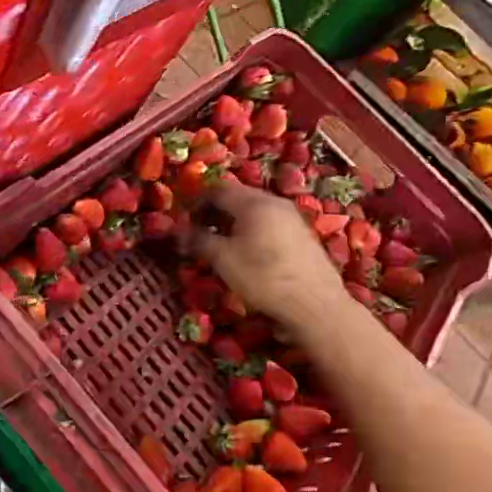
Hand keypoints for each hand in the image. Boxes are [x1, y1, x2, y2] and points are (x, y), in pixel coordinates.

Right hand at [191, 182, 356, 329]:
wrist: (315, 303)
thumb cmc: (263, 278)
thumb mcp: (223, 260)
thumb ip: (199, 241)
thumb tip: (177, 232)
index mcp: (253, 202)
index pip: (218, 189)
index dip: (196, 201)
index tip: (184, 218)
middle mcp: (274, 201)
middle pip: (238, 196)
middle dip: (215, 210)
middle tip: (199, 229)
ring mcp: (292, 216)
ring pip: (255, 209)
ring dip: (233, 220)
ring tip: (220, 241)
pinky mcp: (301, 233)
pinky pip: (269, 222)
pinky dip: (251, 228)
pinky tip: (247, 251)